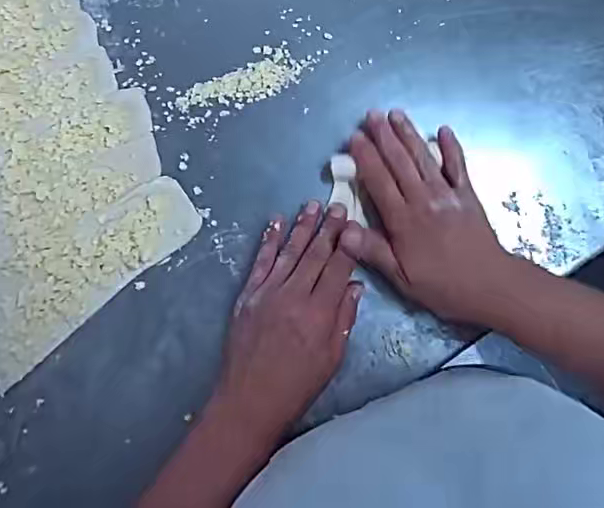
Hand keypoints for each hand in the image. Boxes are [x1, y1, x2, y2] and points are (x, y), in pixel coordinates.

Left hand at [208, 201, 363, 442]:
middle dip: (328, 229)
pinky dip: (270, 239)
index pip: (337, 270)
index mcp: (318, 314)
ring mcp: (268, 291)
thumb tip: (354, 286)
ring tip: (312, 205)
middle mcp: (294, 296)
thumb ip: (343, 319)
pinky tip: (277, 221)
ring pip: (289, 251)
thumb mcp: (331, 359)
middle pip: (314, 255)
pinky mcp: (249, 292)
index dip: (347, 246)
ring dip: (302, 227)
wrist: (249, 398)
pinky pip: (262, 260)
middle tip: (337, 206)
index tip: (355, 225)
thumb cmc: (297, 385)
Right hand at [339, 109, 514, 325]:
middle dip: (384, 136)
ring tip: (396, 113)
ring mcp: (447, 194)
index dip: (365, 157)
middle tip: (371, 114)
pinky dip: (452, 147)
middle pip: (399, 162)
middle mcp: (423, 199)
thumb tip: (343, 230)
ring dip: (408, 134)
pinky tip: (443, 130)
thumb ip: (373, 251)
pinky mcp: (467, 195)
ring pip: (423, 158)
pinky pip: (458, 166)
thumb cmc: (444, 286)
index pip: (378, 181)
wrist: (494, 288)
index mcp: (404, 220)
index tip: (355, 137)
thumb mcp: (403, 279)